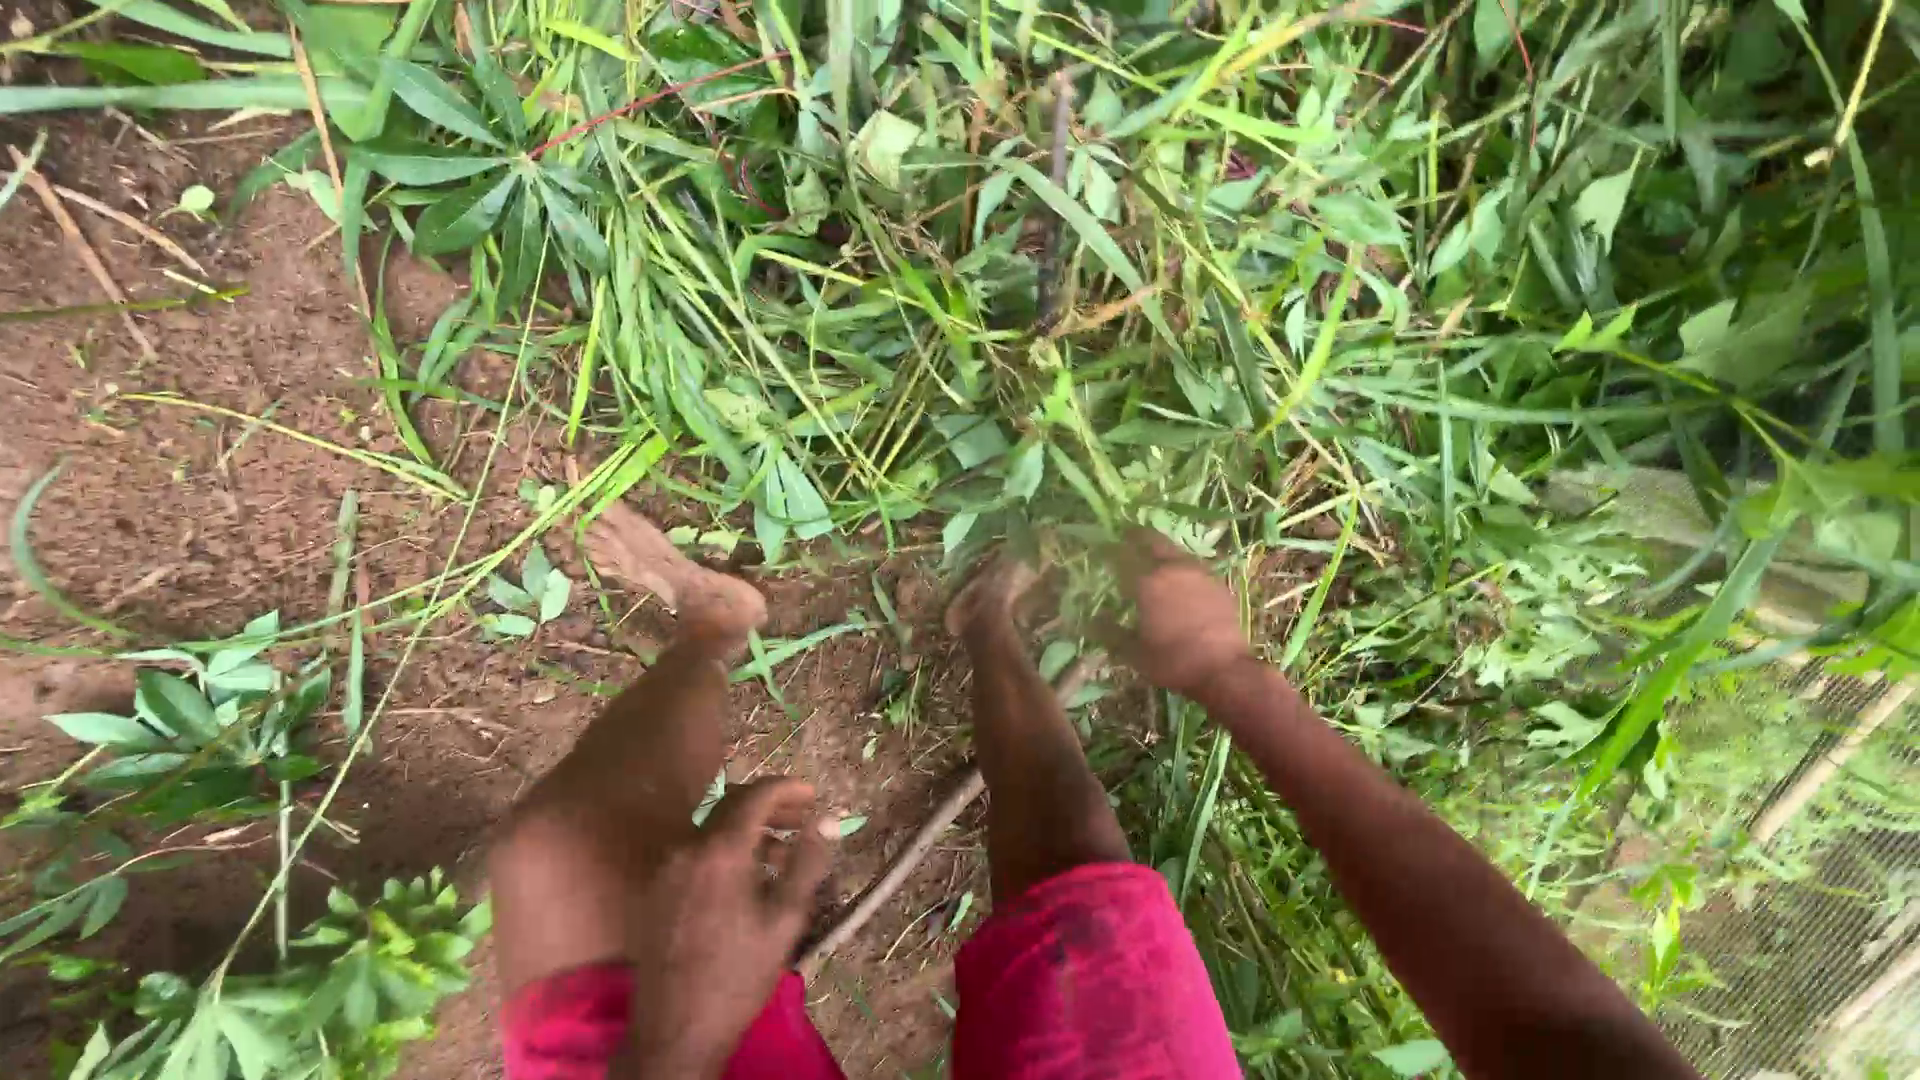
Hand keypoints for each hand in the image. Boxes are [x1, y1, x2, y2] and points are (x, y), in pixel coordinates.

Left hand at [622, 778, 834, 1077]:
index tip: (813, 795)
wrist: (675, 1032)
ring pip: (713, 827)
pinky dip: (726, 848)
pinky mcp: (657, 889)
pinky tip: (747, 877)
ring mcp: (667, 868)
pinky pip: (696, 850)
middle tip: (802, 816)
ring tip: (781, 852)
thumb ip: (808, 860)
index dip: (788, 788)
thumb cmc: (739, 975)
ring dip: (749, 827)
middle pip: (732, 803)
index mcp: (721, 851)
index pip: (757, 795)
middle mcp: (688, 848)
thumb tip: (830, 816)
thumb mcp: (786, 918)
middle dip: (770, 804)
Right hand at [1112, 528, 1256, 699]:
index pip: (1121, 556)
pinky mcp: (1217, 583)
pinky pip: (1193, 565)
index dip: (1108, 549)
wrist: (1224, 669)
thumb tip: (1091, 620)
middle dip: (1136, 536)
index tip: (1100, 547)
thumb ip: (1110, 632)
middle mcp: (1172, 568)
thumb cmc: (1172, 661)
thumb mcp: (1133, 652)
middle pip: (1152, 541)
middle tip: (1126, 535)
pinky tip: (1178, 577)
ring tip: (1151, 554)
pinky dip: (1179, 565)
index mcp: (1147, 582)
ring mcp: (1198, 573)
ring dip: (1160, 548)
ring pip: (1175, 550)